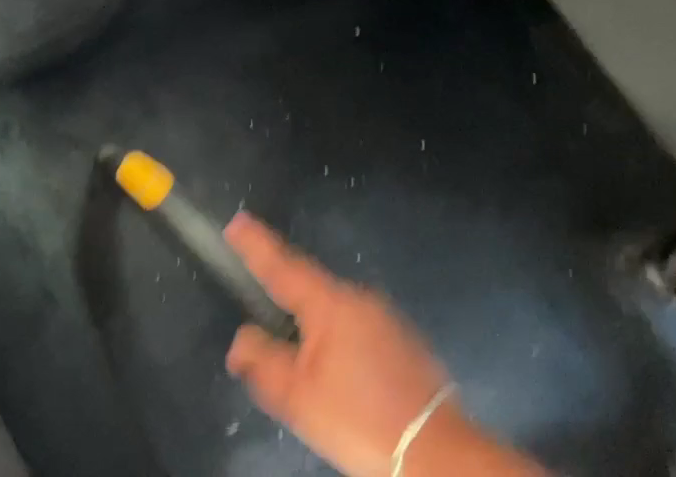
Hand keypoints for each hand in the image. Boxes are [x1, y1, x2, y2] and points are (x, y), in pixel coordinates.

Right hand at [223, 214, 469, 476]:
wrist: (438, 453)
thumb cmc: (360, 419)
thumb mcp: (297, 397)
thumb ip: (261, 361)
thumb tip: (241, 339)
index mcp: (330, 304)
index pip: (283, 265)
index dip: (256, 244)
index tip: (236, 221)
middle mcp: (360, 299)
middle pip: (310, 287)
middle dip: (284, 292)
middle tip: (260, 301)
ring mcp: (388, 319)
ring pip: (336, 311)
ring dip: (313, 324)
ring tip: (299, 354)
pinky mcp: (406, 343)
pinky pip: (358, 328)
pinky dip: (339, 340)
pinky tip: (338, 371)